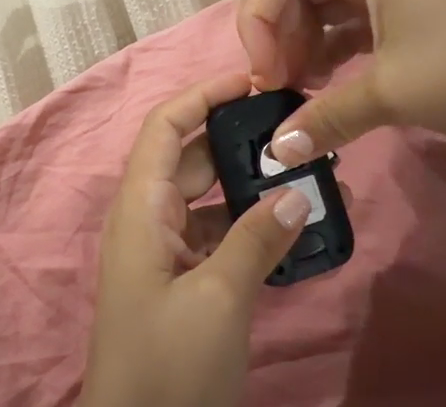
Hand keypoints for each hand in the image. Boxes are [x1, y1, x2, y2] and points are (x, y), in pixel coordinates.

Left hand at [80, 74, 311, 406]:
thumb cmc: (169, 364)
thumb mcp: (219, 300)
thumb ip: (257, 239)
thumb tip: (298, 190)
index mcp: (139, 207)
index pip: (164, 126)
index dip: (202, 95)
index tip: (253, 80)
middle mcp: (145, 218)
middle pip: (189, 157)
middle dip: (237, 140)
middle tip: (296, 131)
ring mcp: (160, 252)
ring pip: (205, 198)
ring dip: (247, 185)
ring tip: (306, 176)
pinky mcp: (177, 284)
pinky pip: (212, 236)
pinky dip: (246, 226)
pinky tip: (291, 229)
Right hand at [237, 0, 445, 165]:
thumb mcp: (392, 93)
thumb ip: (324, 117)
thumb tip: (274, 152)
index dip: (255, 21)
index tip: (264, 75)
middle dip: (276, 36)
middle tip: (276, 89)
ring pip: (320, 7)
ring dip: (300, 46)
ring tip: (298, 93)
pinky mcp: (409, 13)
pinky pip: (348, 24)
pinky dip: (329, 52)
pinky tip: (326, 87)